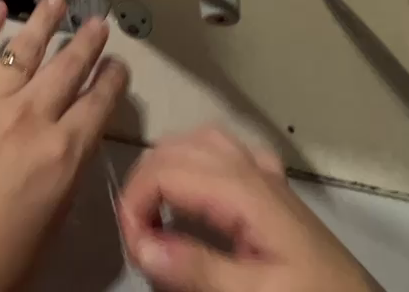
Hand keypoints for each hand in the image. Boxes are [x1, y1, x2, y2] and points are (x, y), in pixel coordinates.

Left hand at [0, 0, 129, 291]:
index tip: (120, 62)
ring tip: (56, 0)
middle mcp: (30, 117)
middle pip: (67, 68)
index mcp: (62, 154)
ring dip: (43, 22)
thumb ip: (64, 173)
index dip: (112, 80)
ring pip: (23, 50)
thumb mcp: (51, 222)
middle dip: (87, 42)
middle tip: (99, 22)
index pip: (98, 103)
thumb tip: (72, 138)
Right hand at [119, 127, 380, 291]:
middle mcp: (248, 166)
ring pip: (196, 140)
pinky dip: (199, 161)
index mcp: (241, 188)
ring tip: (158, 212)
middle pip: (173, 149)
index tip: (134, 249)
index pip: (163, 171)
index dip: (134, 204)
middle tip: (140, 239)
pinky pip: (226, 150)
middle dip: (143, 185)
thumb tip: (141, 244)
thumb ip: (197, 268)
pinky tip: (201, 192)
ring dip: (167, 167)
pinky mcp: (273, 185)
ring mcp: (263, 171)